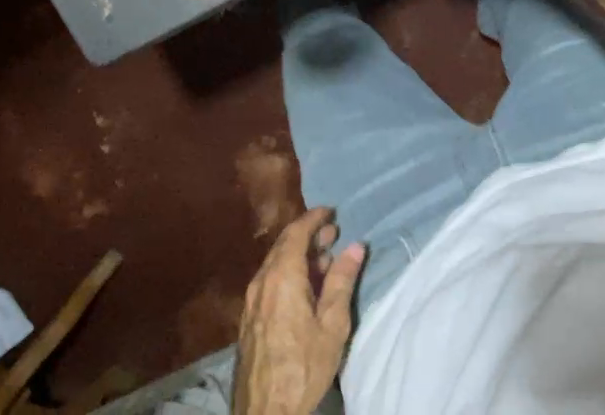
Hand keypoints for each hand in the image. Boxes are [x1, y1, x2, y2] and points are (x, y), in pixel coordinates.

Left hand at [232, 207, 365, 414]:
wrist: (265, 411)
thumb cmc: (304, 366)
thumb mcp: (332, 324)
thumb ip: (341, 281)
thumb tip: (355, 246)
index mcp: (282, 278)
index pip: (296, 233)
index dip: (314, 218)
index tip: (331, 211)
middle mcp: (261, 282)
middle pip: (283, 246)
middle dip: (308, 235)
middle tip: (333, 234)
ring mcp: (251, 301)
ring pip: (275, 264)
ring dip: (299, 255)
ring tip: (324, 259)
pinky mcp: (249, 319)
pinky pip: (269, 282)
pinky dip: (288, 273)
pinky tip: (305, 287)